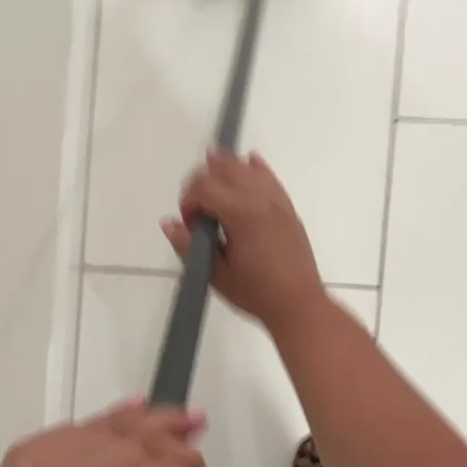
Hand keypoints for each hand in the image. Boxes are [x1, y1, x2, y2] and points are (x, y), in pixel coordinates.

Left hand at [0, 400, 218, 466]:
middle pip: (145, 445)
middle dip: (178, 447)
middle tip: (194, 454)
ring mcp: (42, 463)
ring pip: (116, 427)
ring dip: (153, 424)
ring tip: (185, 419)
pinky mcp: (25, 450)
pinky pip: (84, 425)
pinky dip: (115, 422)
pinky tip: (140, 414)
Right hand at [162, 149, 329, 331]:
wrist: (298, 304)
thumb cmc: (255, 292)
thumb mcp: (215, 274)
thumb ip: (189, 246)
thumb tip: (168, 223)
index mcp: (240, 214)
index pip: (204, 188)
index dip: (188, 202)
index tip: (189, 226)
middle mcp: (260, 199)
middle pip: (224, 170)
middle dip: (202, 181)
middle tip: (195, 208)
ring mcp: (277, 202)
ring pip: (247, 169)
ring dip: (227, 166)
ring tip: (211, 166)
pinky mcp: (287, 209)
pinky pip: (270, 178)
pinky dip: (256, 168)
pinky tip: (250, 161)